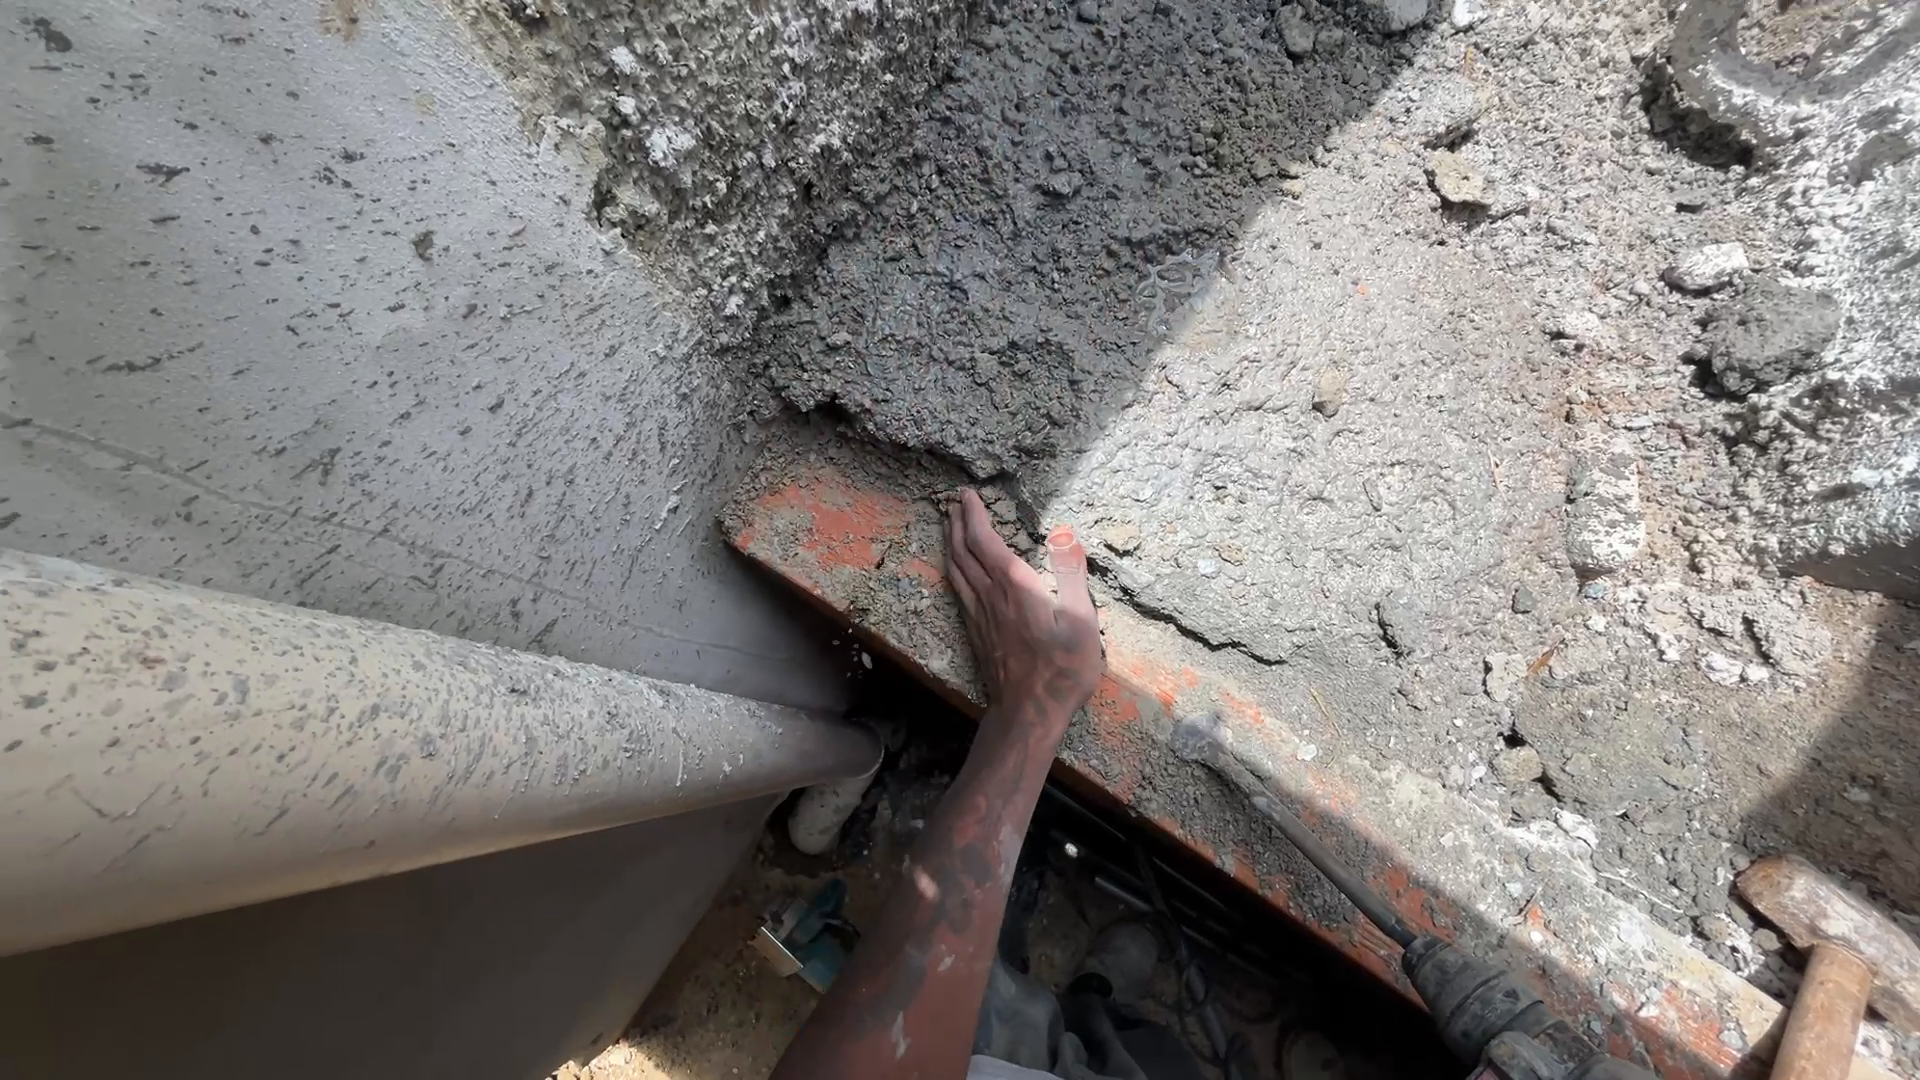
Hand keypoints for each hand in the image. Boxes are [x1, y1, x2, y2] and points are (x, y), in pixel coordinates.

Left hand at [945, 489, 1103, 730]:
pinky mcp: (975, 631)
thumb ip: (1071, 575)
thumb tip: (1065, 536)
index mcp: (1014, 586)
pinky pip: (957, 589)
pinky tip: (955, 569)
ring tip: (949, 526)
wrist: (1029, 712)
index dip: (974, 515)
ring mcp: (978, 615)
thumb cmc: (1062, 669)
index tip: (967, 495)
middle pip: (963, 551)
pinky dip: (953, 568)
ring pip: (955, 569)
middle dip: (957, 523)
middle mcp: (990, 595)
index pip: (985, 541)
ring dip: (951, 543)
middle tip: (954, 503)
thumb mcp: (1082, 621)